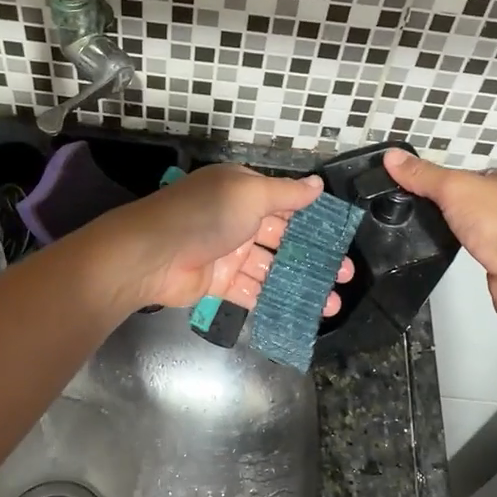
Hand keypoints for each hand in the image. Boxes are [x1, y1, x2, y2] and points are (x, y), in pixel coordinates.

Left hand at [84, 164, 351, 315]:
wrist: (149, 255)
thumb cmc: (203, 215)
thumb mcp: (249, 194)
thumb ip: (286, 193)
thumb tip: (317, 184)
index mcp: (243, 191)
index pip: (285, 203)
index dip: (315, 219)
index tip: (342, 236)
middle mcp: (237, 219)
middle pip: (284, 238)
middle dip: (315, 256)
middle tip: (346, 275)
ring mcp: (228, 252)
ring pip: (272, 268)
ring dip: (302, 283)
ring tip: (332, 302)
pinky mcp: (219, 283)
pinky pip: (252, 291)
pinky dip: (276, 300)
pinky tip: (302, 312)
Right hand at [383, 149, 496, 328]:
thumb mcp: (455, 188)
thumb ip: (423, 175)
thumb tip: (390, 156)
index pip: (474, 175)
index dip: (447, 182)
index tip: (420, 192)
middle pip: (477, 203)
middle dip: (454, 210)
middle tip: (420, 216)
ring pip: (482, 230)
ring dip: (464, 234)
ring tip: (431, 236)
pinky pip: (485, 254)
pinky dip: (472, 255)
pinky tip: (457, 257)